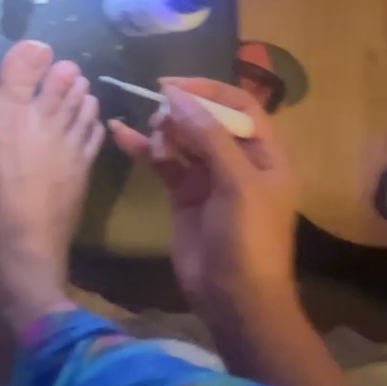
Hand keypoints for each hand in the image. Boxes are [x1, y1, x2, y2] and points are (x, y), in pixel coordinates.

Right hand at [108, 78, 298, 325]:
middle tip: (157, 116)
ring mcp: (209, 176)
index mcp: (267, 155)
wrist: (235, 300)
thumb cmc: (248, 240)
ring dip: (161, 129)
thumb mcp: (236, 183)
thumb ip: (208, 136)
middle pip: (206, 118)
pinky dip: (142, 147)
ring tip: (148, 134)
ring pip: (182, 137)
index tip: (171, 85)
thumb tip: (174, 94)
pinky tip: (119, 133)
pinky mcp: (184, 193)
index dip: (208, 90)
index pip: (239, 106)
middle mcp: (239, 160)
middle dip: (180, 111)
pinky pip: (162, 160)